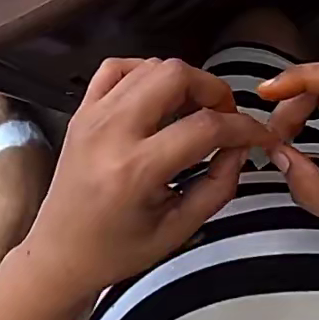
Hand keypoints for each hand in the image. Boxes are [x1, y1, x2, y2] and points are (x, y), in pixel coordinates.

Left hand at [16, 58, 271, 301]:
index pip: (205, 127)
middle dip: (213, 89)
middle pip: (175, 75)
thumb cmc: (116, 250)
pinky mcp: (81, 112)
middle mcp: (111, 132)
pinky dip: (144, 71)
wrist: (58, 253)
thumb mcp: (177, 230)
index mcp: (135, 170)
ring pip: (148, 65)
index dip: (244, 128)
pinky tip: (157, 95)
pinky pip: (115, 68)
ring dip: (182, 81)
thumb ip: (218, 186)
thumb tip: (241, 148)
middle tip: (225, 115)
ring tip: (194, 110)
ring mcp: (91, 116)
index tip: (260, 136)